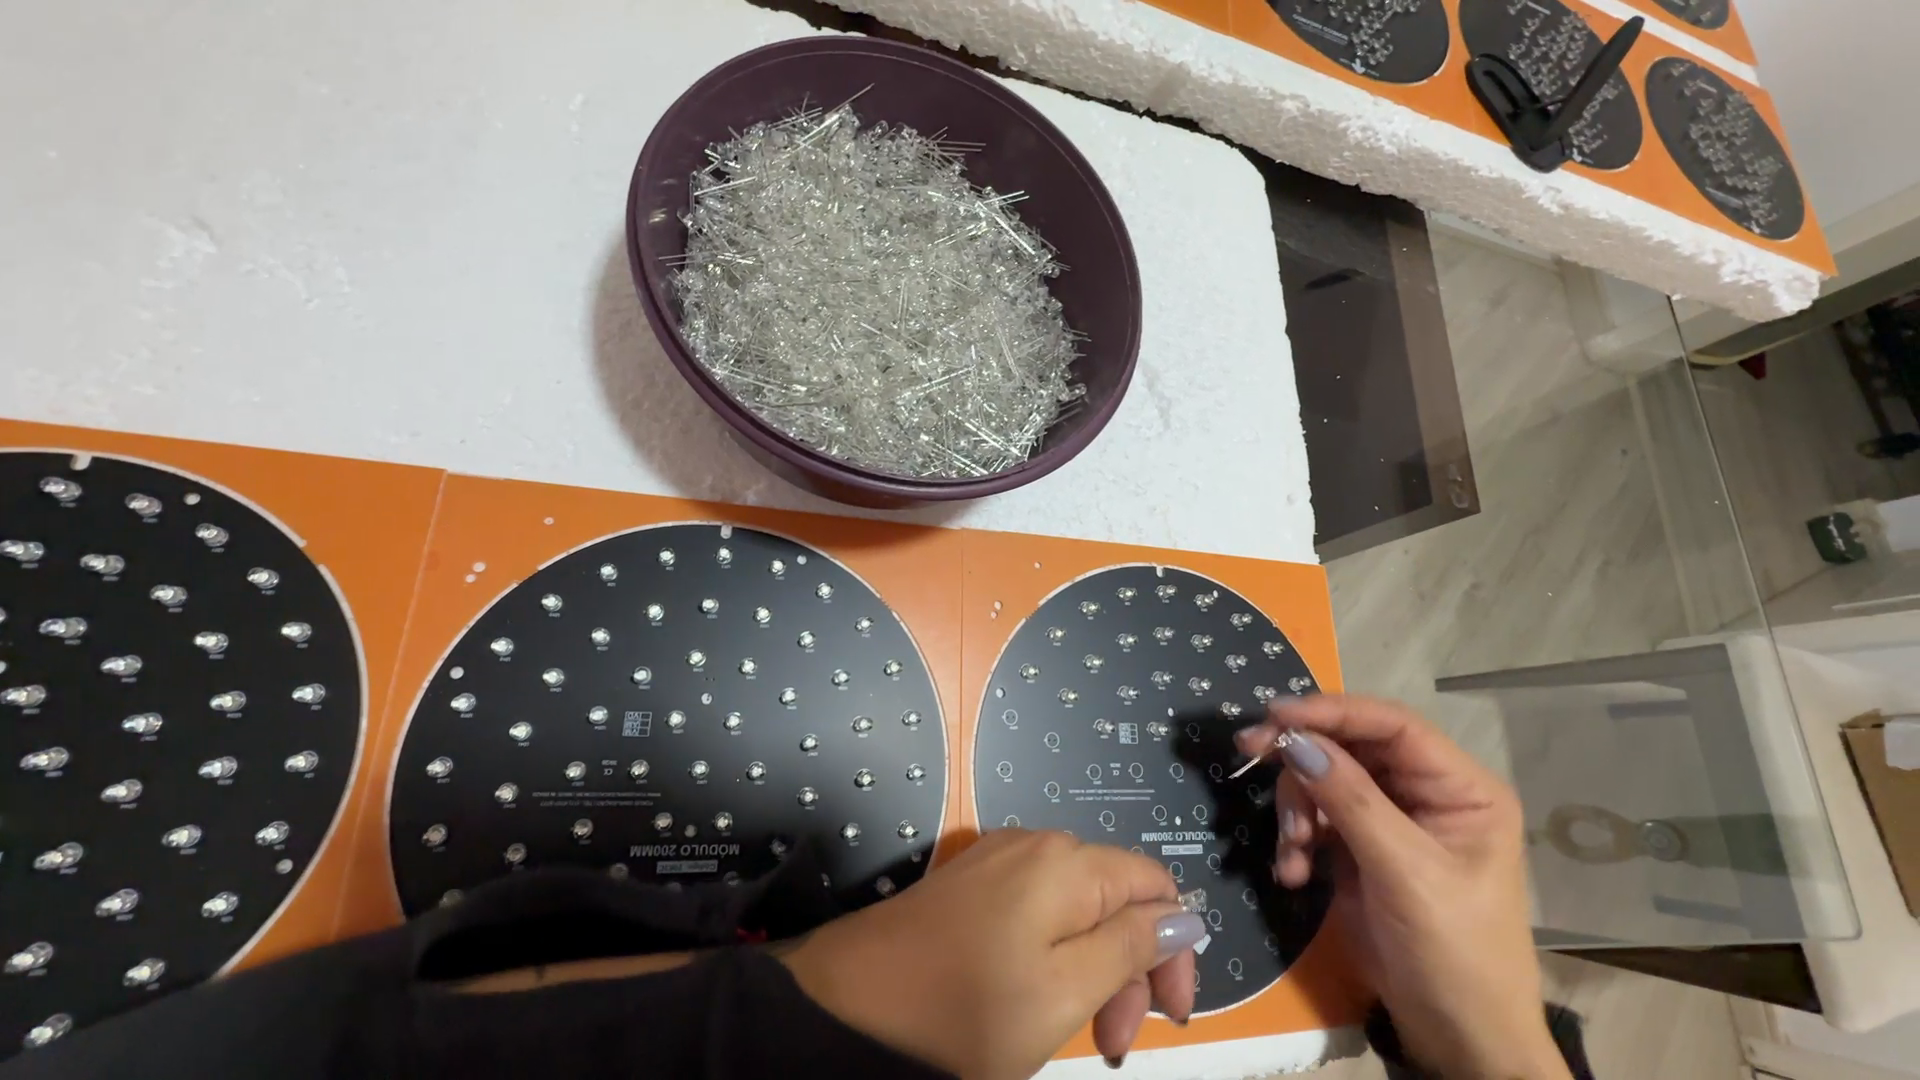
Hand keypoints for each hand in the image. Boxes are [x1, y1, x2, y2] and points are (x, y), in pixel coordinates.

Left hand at [776, 828, 1207, 1078]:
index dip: (1175, 948)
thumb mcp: (1063, 991)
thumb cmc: (963, 1009)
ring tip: (1078, 1033)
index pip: (1155, 884)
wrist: (847, 1004)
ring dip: (1092, 967)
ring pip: (1076, 908)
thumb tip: (1184, 917)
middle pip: (1115, 896)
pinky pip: (1035, 910)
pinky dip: (1052, 954)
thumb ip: (1130, 948)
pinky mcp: (970, 883)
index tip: (1167, 1016)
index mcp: (1067, 862)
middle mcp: (1036, 845)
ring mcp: (998, 860)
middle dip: (1130, 966)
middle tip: (1113, 1043)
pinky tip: (1035, 998)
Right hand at [1235, 696, 1570, 1079]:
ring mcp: (1389, 819)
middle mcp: (1424, 792)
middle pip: (1348, 747)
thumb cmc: (1454, 954)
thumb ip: (1350, 800)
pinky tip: (1292, 874)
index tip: (1274, 714)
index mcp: (1459, 788)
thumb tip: (1295, 740)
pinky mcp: (1359, 847)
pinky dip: (1295, 840)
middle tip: (1248, 752)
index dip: (1332, 711)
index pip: (1390, 725)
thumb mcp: (1405, 873)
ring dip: (1296, 810)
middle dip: (1301, 759)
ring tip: (1293, 852)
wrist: (1457, 1040)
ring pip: (1322, 779)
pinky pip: (1314, 819)